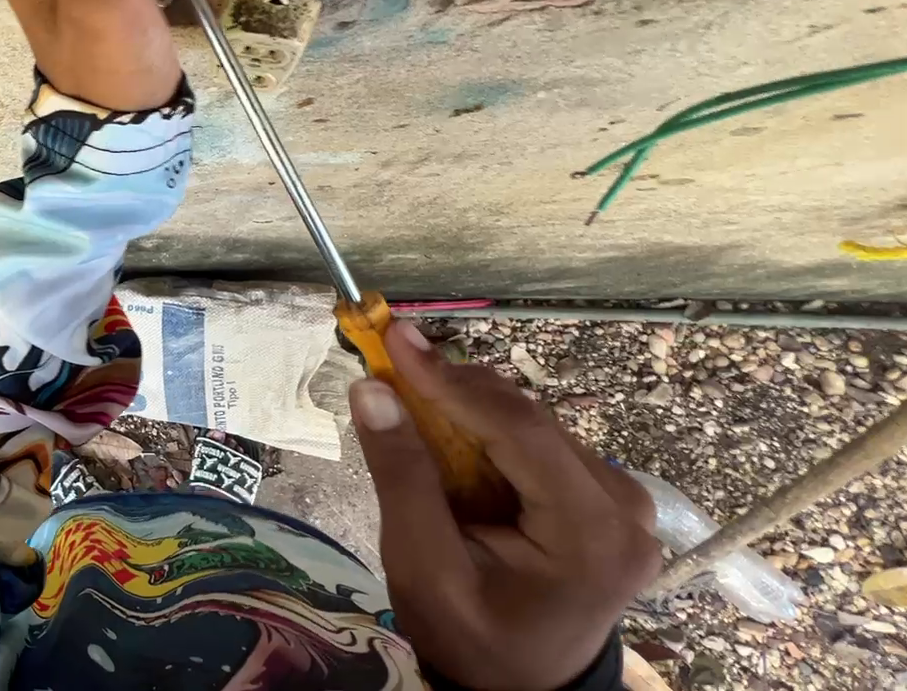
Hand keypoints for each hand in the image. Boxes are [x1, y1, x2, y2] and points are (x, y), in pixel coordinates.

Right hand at [350, 322, 658, 690]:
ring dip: (459, 403)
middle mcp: (622, 507)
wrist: (518, 682)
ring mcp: (618, 499)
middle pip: (524, 416)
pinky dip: (477, 423)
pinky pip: (528, 434)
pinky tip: (442, 433)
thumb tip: (371, 388)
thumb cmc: (469, 632)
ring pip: (524, 417)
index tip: (391, 337)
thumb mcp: (422, 565)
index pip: (519, 429)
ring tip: (406, 405)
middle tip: (383, 367)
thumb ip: (401, 476)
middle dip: (449, 386)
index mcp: (591, 535)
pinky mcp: (598, 494)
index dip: (450, 379)